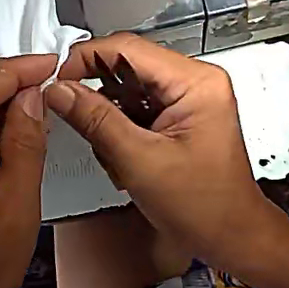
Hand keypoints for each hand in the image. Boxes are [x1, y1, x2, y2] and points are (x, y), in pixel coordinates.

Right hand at [44, 34, 285, 263]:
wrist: (232, 239)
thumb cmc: (204, 206)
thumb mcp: (139, 161)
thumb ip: (95, 119)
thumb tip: (58, 90)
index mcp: (195, 82)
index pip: (126, 48)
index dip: (84, 59)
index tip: (57, 82)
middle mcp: (192, 82)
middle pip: (124, 66)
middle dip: (96, 94)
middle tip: (72, 116)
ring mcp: (184, 99)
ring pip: (124, 89)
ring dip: (106, 118)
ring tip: (112, 153)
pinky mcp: (175, 117)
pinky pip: (132, 108)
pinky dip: (117, 130)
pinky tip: (122, 158)